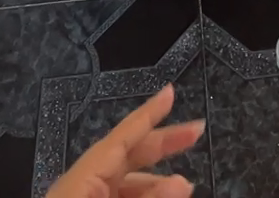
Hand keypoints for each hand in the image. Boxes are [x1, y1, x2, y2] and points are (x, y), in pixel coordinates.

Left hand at [44, 85, 203, 197]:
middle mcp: (82, 183)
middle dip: (163, 144)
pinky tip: (163, 197)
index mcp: (82, 176)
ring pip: (125, 181)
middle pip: (127, 154)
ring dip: (156, 181)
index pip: (122, 135)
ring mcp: (82, 197)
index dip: (149, 112)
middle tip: (196, 132)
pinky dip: (140, 196)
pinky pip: (116, 196)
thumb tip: (183, 182)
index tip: (171, 91)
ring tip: (186, 183)